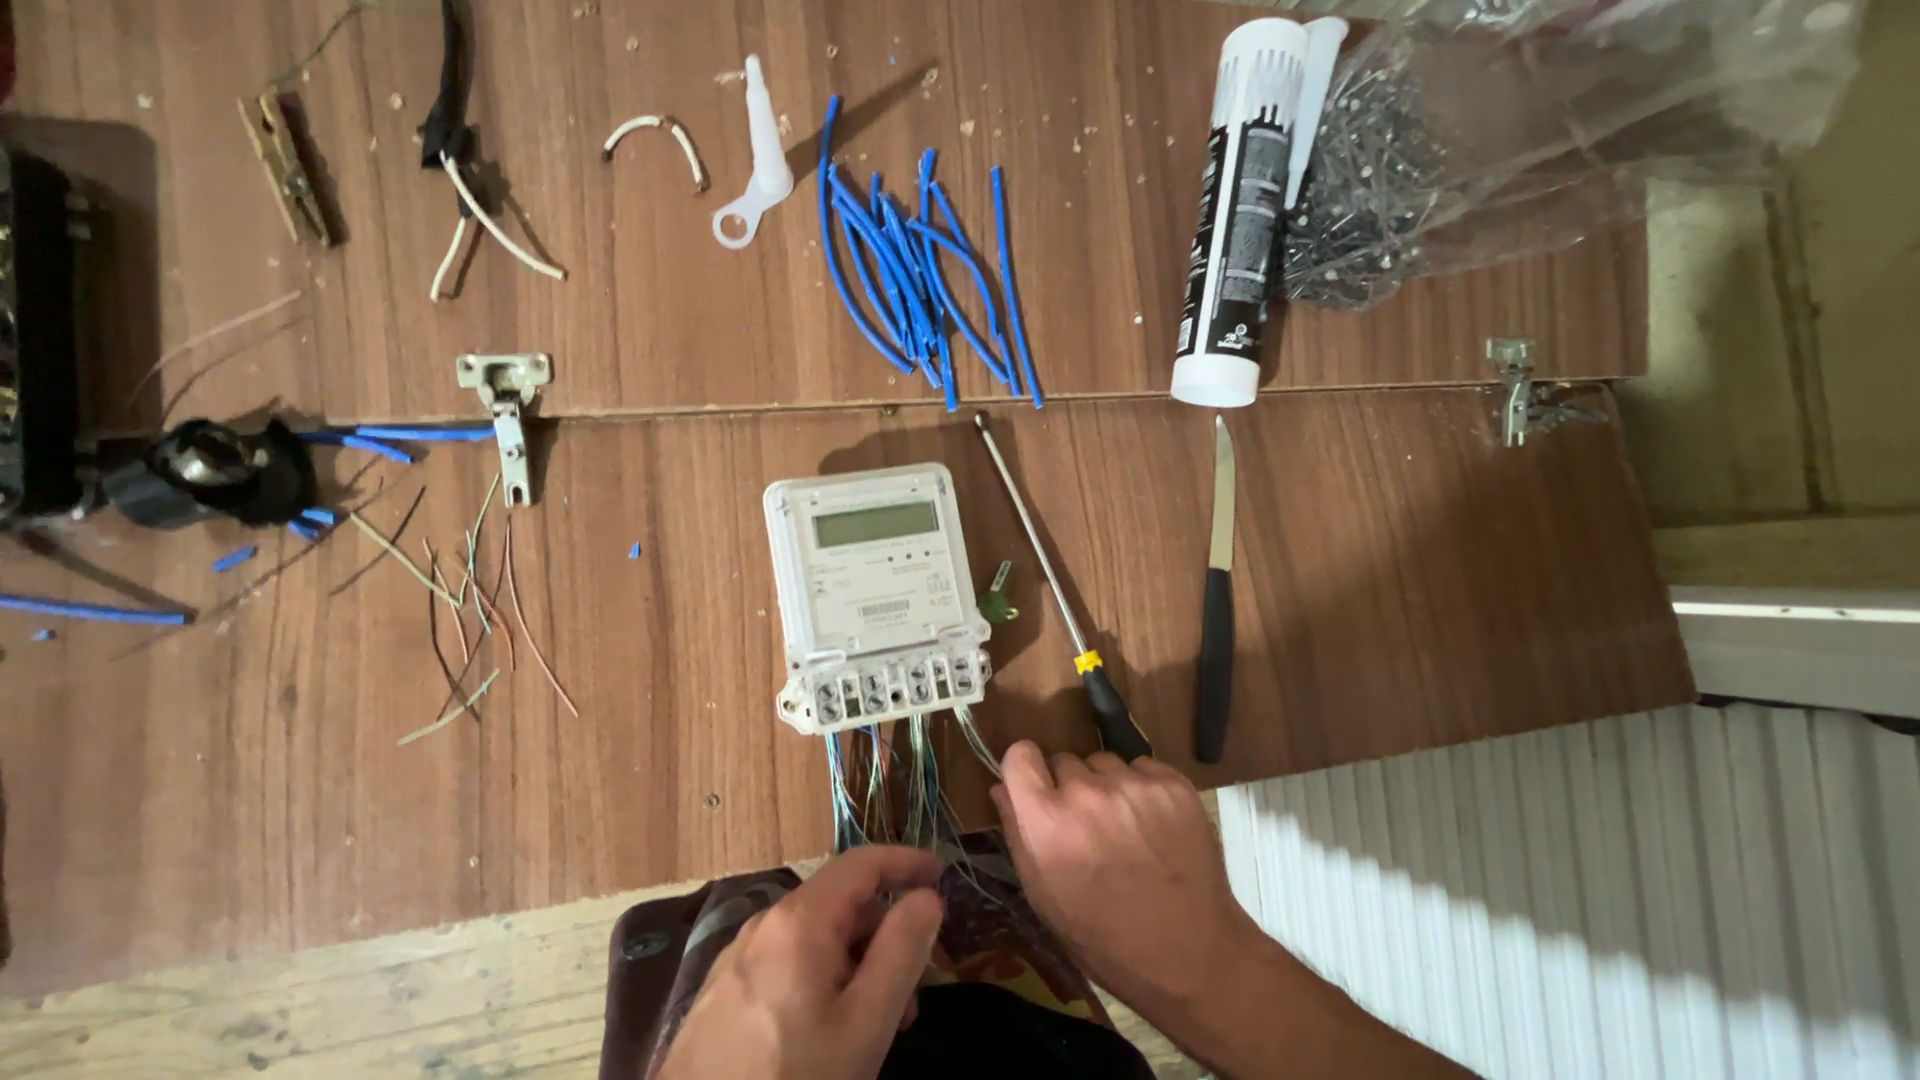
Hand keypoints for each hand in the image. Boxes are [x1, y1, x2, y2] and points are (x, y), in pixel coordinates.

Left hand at [658, 846, 943, 1079]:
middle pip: (839, 904)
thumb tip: (925, 897)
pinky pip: (786, 964)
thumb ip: (902, 951)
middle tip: (915, 991)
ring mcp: (737, 957)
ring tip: (876, 1025)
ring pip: (814, 938)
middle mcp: (764, 924)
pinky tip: (828, 1032)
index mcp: (800, 919)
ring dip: (856, 964)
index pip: (862, 863)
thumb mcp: (865, 1022)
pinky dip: (822, 979)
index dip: (905, 861)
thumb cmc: (794, 1076)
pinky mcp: (722, 992)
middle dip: (884, 933)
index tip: (942, 874)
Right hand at [989, 741, 1261, 1006]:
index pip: (1020, 754)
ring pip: (1105, 763)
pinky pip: (1144, 768)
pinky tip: (1153, 826)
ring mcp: (1134, 786)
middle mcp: (1087, 793)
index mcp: (1047, 821)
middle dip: (1068, 786)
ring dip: (1107, 786)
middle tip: (1086, 826)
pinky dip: (1143, 788)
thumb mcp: (1043, 895)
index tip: (1035, 785)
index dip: (1025, 768)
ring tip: (1124, 829)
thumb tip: (1001, 787)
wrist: (1188, 954)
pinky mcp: (1174, 785)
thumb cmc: (1103, 936)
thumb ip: (1018, 833)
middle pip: (1064, 760)